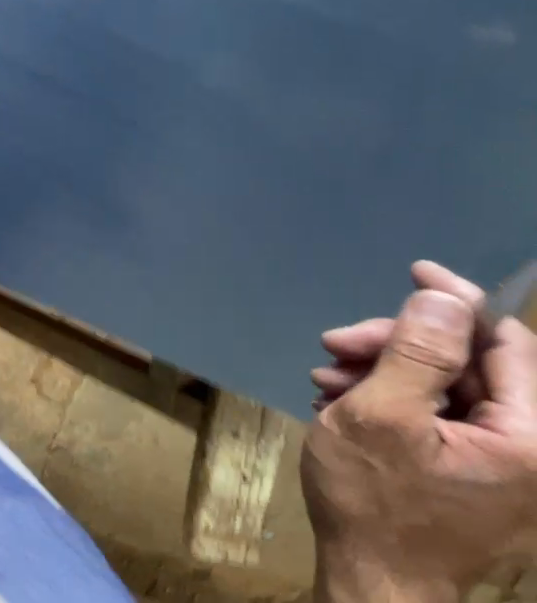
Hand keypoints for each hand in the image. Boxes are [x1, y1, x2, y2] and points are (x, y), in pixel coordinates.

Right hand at [301, 262, 536, 599]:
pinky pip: (437, 415)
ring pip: (446, 388)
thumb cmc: (375, 497)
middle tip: (334, 345)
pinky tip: (342, 400)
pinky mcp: (475, 474)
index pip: (508, 346)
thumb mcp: (379, 415)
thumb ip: (415, 354)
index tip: (414, 271)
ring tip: (326, 377)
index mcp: (529, 436)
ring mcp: (505, 465)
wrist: (377, 577)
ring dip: (382, 371)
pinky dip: (388, 399)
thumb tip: (443, 296)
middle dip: (397, 345)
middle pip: (470, 366)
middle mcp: (530, 448)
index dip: (458, 304)